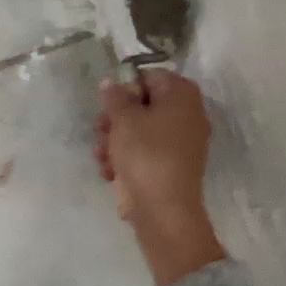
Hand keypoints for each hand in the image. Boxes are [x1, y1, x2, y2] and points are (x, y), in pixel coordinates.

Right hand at [95, 69, 227, 285]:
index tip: (108, 106)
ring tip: (101, 156)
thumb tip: (110, 82)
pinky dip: (126, 160)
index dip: (124, 89)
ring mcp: (179, 143)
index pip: (149, 76)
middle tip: (99, 130)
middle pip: (142, 106)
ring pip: (139, 132)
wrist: (162, 208)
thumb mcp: (124, 120)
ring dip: (115, 142)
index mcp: (181, 95)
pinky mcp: (168, 166)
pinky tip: (109, 171)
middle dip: (116, 119)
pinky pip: (144, 153)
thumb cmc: (145, 154)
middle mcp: (186, 114)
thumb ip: (114, 98)